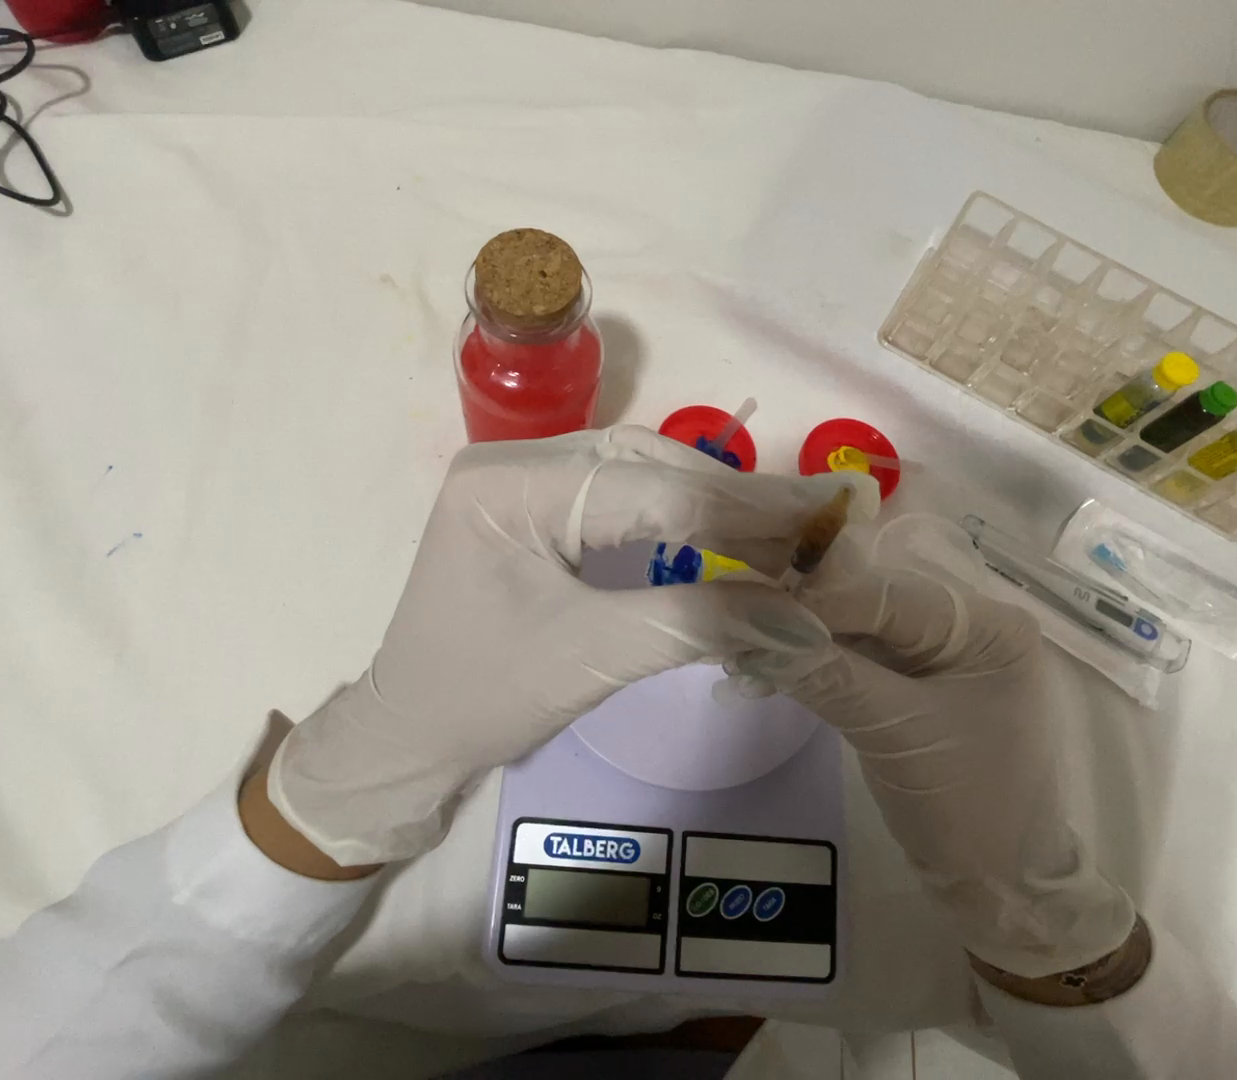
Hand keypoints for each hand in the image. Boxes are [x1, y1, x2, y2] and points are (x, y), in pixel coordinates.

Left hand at [269, 426, 874, 865]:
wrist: (411, 732)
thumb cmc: (484, 697)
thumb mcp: (593, 657)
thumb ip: (699, 623)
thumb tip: (806, 620)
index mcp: (510, 486)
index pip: (650, 487)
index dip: (745, 505)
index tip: (826, 510)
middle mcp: (514, 462)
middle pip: (648, 464)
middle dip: (732, 498)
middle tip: (811, 524)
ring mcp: (524, 482)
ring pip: (641, 475)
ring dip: (711, 504)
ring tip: (780, 533)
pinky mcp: (537, 508)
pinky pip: (622, 499)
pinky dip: (678, 519)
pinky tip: (722, 536)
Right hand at [730, 519, 1134, 978]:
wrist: (1000, 887)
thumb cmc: (966, 807)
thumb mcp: (895, 734)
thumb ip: (826, 673)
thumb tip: (751, 627)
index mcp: (988, 626)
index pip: (888, 596)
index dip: (816, 601)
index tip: (747, 605)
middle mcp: (967, 626)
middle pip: (870, 605)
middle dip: (803, 617)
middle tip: (736, 622)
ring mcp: (939, 655)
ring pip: (856, 631)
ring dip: (801, 641)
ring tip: (742, 647)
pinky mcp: (913, 683)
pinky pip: (856, 660)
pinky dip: (814, 666)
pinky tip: (767, 669)